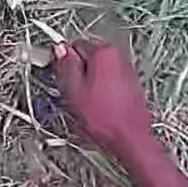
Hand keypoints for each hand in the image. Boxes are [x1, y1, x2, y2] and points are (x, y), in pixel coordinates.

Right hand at [52, 40, 155, 154]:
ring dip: (88, 84)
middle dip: (76, 73)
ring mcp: (127, 72)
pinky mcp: (131, 87)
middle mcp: (119, 58)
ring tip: (84, 103)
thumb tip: (60, 51)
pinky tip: (96, 108)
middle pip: (87, 58)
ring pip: (97, 71)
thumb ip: (65, 66)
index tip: (57, 73)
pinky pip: (108, 82)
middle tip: (70, 92)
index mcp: (104, 53)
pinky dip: (100, 92)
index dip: (61, 60)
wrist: (131, 141)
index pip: (74, 45)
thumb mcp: (73, 90)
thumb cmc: (105, 119)